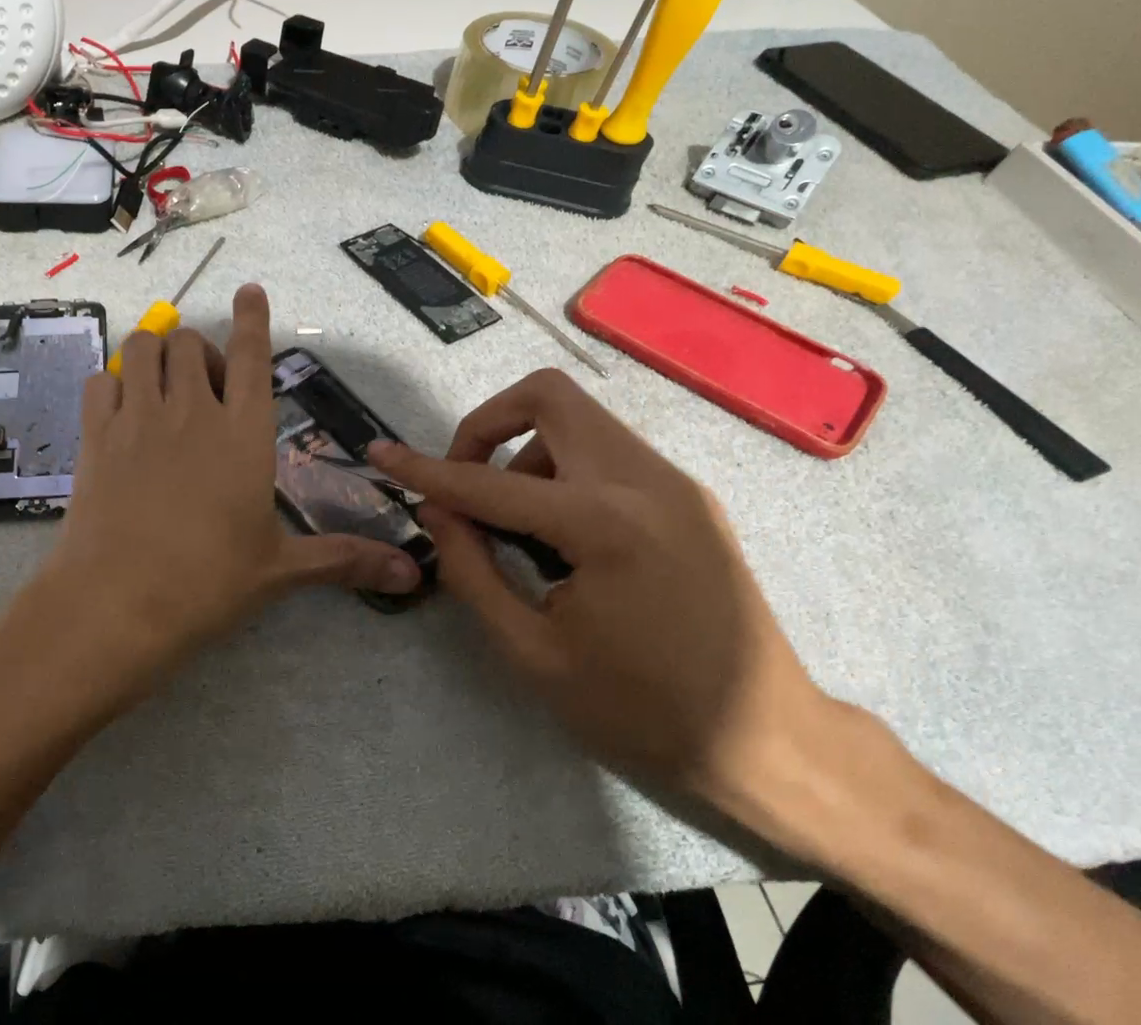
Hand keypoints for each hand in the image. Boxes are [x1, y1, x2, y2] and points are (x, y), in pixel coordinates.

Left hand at [37, 285, 421, 692]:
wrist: (118, 603)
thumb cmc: (208, 584)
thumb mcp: (280, 570)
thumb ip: (344, 559)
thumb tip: (413, 575)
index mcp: (244, 435)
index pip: (253, 356)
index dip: (252, 318)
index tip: (250, 291)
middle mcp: (191, 413)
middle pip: (191, 343)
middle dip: (200, 353)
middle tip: (206, 393)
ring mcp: (137, 419)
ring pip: (144, 347)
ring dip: (157, 354)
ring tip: (164, 389)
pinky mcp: (94, 436)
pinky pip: (101, 380)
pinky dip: (113, 382)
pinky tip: (121, 411)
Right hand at [367, 369, 832, 802]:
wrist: (761, 742)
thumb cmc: (636, 710)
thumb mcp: (530, 650)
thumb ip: (473, 570)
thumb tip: (437, 512)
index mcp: (604, 524)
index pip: (489, 480)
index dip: (425, 468)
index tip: (380, 454)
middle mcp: (646, 481)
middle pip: (549, 398)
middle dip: (487, 427)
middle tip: (463, 485)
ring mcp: (677, 486)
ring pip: (581, 422)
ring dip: (528, 454)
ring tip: (516, 530)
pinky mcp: (691, 501)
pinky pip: (610, 454)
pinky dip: (565, 473)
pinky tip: (561, 540)